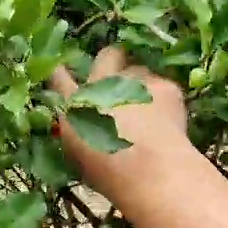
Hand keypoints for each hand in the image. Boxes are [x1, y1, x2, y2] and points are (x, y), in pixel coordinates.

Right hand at [48, 46, 191, 205]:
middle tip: (118, 81)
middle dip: (113, 62)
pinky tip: (166, 118)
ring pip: (139, 71)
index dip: (61, 73)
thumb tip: (78, 125)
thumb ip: (76, 131)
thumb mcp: (78, 154)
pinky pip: (162, 85)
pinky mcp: (165, 86)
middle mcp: (105, 84)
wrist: (147, 169)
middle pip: (108, 55)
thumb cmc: (106, 171)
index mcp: (77, 104)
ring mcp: (137, 80)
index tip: (62, 72)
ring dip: (140, 84)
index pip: (60, 78)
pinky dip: (163, 98)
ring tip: (148, 108)